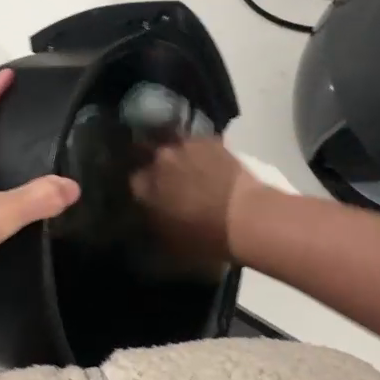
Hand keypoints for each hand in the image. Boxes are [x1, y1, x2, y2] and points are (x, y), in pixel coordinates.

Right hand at [130, 136, 266, 265]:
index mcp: (144, 185)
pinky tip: (207, 160)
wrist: (246, 218)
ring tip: (185, 162)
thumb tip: (150, 213)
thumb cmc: (205, 237)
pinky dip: (199, 150)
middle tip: (165, 175)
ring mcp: (185, 145)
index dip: (142, 187)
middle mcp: (159, 159)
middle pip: (146, 152)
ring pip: (171, 141)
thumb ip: (153, 221)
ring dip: (174, 151)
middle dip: (151, 161)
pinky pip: (198, 141)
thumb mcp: (169, 240)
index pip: (133, 180)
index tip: (150, 194)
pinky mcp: (210, 139)